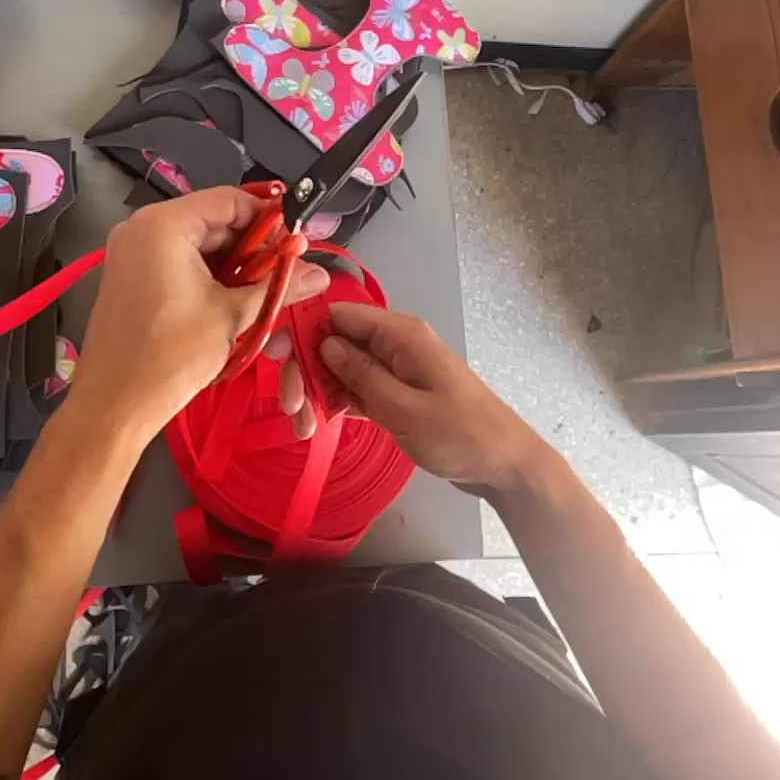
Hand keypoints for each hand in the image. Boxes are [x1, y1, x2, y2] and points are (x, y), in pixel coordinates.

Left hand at [74, 188, 327, 439]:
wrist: (115, 405)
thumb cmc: (169, 357)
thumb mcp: (232, 315)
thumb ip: (278, 286)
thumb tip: (319, 274)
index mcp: (164, 226)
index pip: (230, 200)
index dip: (269, 219)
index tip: (296, 242)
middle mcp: (142, 229)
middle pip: (215, 220)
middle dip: (254, 247)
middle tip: (286, 273)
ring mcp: (133, 253)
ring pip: (200, 244)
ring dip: (235, 265)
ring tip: (263, 293)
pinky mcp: (132, 276)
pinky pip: (180, 261)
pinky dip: (210, 276)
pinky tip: (234, 301)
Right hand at [282, 302, 551, 497]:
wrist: (504, 465)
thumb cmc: (460, 434)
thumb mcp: (404, 408)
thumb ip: (362, 375)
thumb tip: (323, 343)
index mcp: (400, 334)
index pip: (338, 314)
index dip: (301, 331)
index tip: (274, 360)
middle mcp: (394, 344)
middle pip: (333, 343)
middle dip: (306, 371)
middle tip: (291, 411)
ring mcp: (394, 369)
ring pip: (340, 368)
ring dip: (316, 393)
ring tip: (301, 429)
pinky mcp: (395, 393)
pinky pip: (355, 389)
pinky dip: (335, 404)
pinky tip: (316, 427)